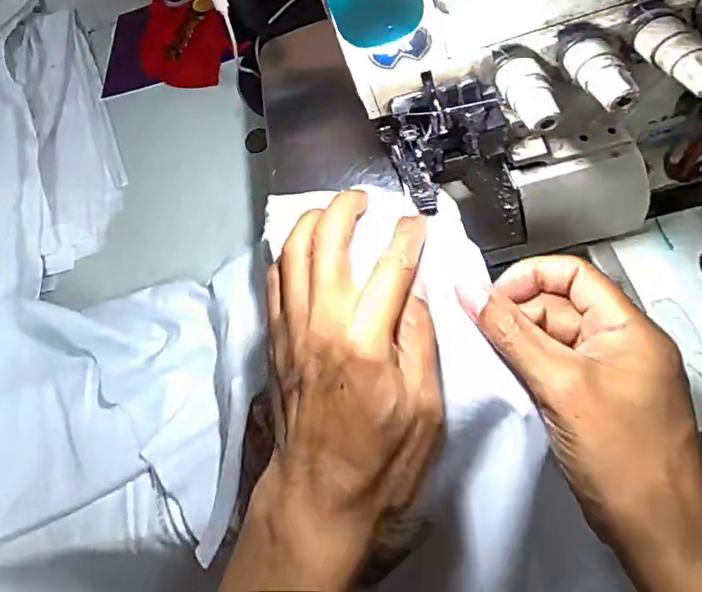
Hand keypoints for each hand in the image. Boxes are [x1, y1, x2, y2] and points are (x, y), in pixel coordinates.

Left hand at [222, 191, 443, 591]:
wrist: (318, 501)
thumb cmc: (377, 463)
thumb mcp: (425, 409)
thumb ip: (421, 340)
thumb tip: (414, 292)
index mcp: (365, 342)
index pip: (391, 265)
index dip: (408, 235)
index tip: (417, 223)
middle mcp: (322, 325)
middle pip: (328, 240)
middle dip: (348, 207)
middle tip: (367, 200)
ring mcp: (293, 330)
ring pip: (293, 252)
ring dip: (313, 220)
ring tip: (334, 211)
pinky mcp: (276, 341)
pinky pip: (275, 281)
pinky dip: (289, 254)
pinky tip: (305, 247)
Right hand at [466, 255, 701, 591]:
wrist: (661, 537)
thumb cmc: (631, 466)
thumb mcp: (561, 387)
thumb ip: (514, 335)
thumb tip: (476, 294)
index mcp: (629, 327)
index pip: (574, 273)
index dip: (530, 276)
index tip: (493, 294)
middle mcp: (626, 344)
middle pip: (562, 305)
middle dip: (521, 313)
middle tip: (484, 329)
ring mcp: (615, 373)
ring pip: (558, 338)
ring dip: (525, 343)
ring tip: (496, 358)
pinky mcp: (603, 400)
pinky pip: (563, 367)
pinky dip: (537, 369)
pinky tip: (515, 382)